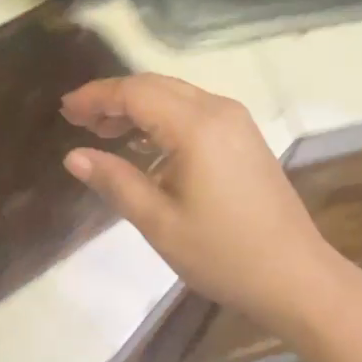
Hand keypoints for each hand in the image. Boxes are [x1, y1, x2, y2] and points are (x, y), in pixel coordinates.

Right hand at [60, 74, 336, 332]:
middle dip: (113, 98)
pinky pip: (193, 109)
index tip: (64, 111)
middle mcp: (218, 109)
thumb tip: (73, 156)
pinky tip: (144, 144)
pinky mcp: (244, 135)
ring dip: (137, 106)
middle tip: (77, 121)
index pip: (135, 92)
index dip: (96, 97)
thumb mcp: (159, 223)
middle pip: (154, 85)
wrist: (296, 277)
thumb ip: (115, 181)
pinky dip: (162, 117)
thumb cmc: (223, 254)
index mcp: (196, 126)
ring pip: (174, 94)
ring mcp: (236, 120)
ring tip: (102, 132)